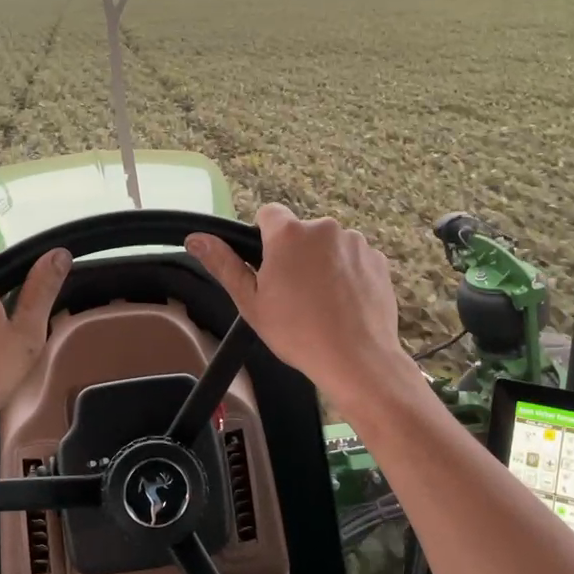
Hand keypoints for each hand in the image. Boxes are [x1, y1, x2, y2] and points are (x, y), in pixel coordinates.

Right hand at [186, 204, 406, 395]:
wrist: (357, 359)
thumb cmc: (298, 333)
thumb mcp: (251, 302)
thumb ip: (224, 264)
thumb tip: (195, 239)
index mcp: (289, 234)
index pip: (269, 214)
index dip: (264, 239)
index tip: (268, 269)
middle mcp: (325, 228)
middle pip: (301, 233)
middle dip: (295, 255)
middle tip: (293, 295)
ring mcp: (356, 242)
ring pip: (329, 246)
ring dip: (323, 263)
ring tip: (322, 303)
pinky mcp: (378, 259)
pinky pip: (354, 259)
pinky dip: (348, 274)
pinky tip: (344, 305)